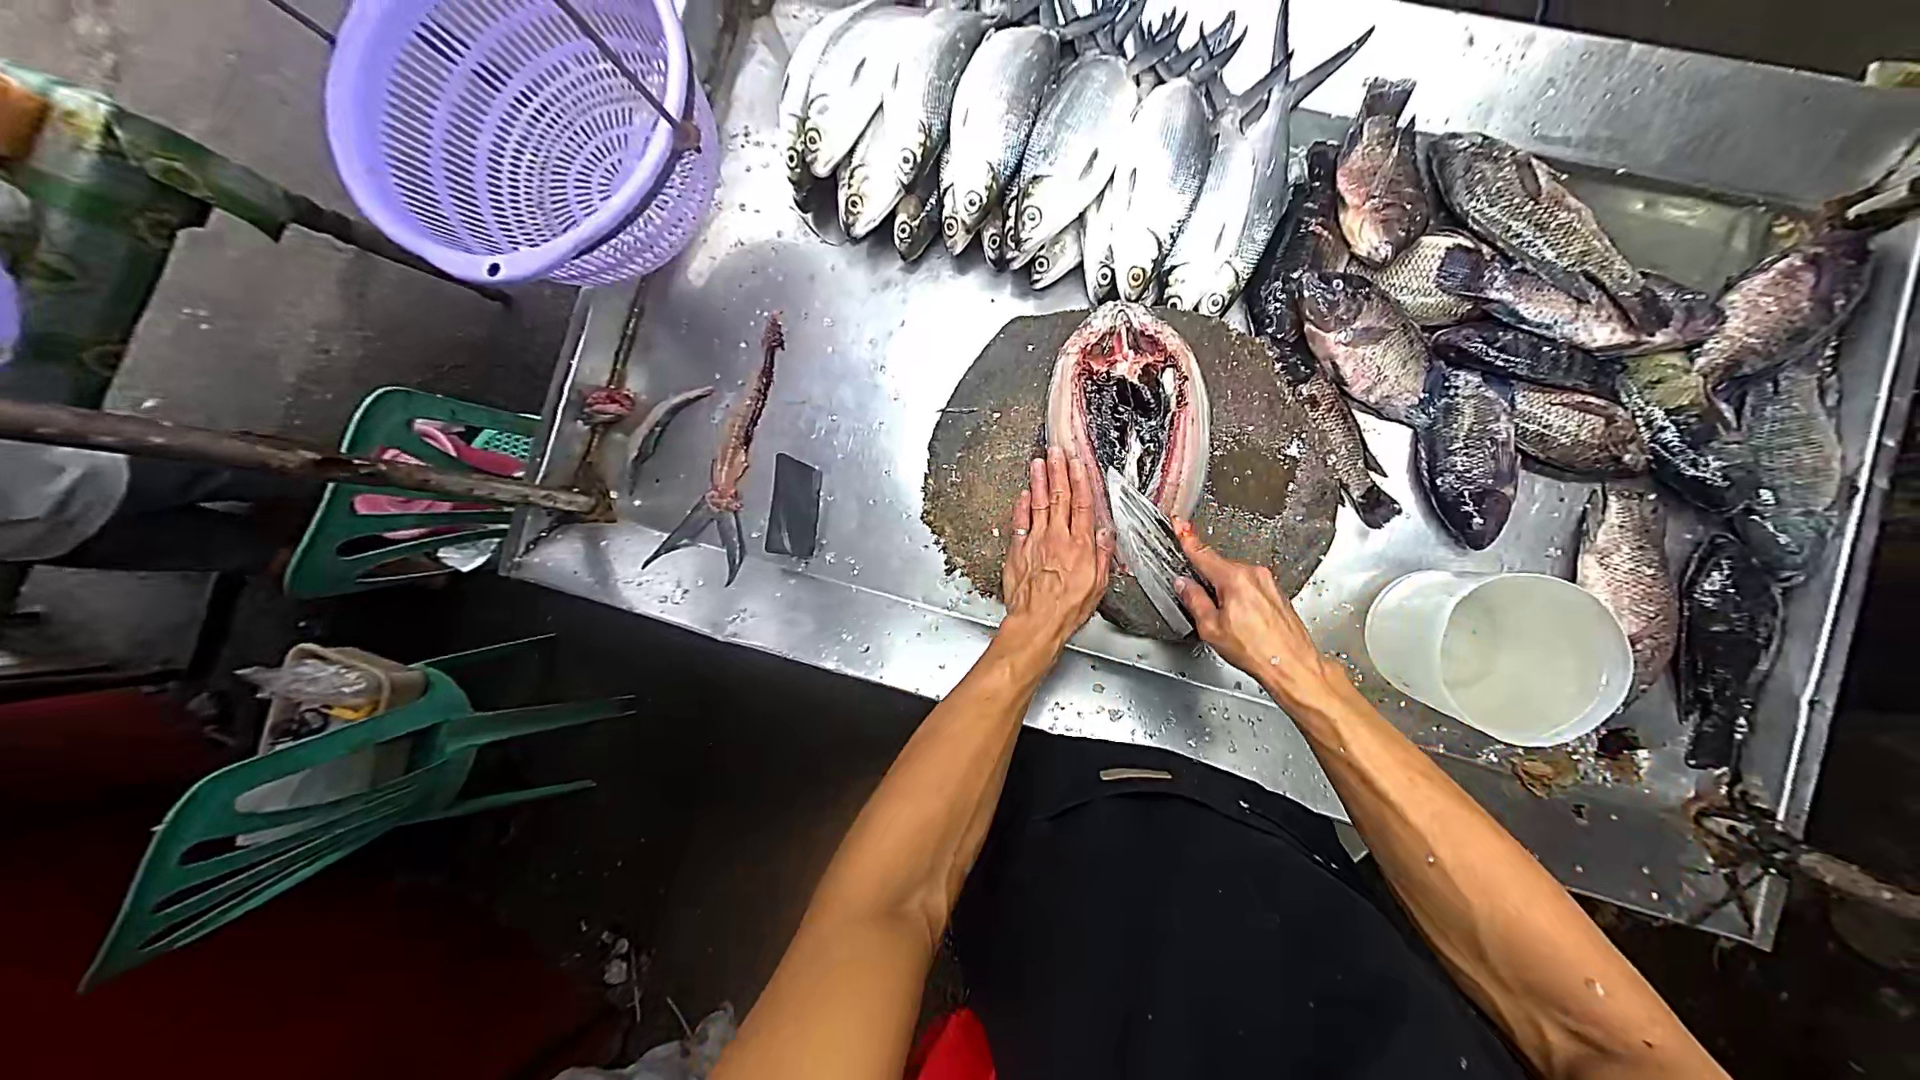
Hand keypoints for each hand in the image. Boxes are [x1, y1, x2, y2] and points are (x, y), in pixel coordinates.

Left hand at [1001, 446, 1112, 650]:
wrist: (1037, 621)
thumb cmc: (1067, 609)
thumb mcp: (1098, 585)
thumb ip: (1102, 555)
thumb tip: (1107, 534)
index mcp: (1080, 545)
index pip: (1082, 505)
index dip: (1081, 481)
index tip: (1079, 464)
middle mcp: (1057, 538)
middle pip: (1059, 497)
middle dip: (1058, 472)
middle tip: (1057, 452)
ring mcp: (1035, 542)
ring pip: (1037, 503)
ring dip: (1039, 480)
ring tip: (1039, 462)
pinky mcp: (1017, 550)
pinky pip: (1019, 522)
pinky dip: (1021, 506)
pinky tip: (1023, 494)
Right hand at [1174, 520, 1347, 708]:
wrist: (1291, 665)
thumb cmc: (1256, 650)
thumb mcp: (1211, 627)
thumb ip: (1194, 600)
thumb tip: (1184, 585)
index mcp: (1234, 579)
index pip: (1203, 553)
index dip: (1187, 538)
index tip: (1179, 524)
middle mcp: (1254, 574)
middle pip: (1218, 569)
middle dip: (1206, 584)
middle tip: (1206, 612)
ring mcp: (1268, 582)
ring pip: (1234, 580)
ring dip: (1225, 595)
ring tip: (1230, 625)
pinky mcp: (1276, 593)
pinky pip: (1249, 588)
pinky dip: (1240, 600)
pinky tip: (1243, 624)